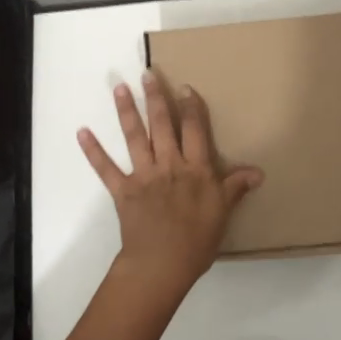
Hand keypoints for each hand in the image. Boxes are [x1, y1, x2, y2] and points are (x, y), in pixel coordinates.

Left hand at [77, 71, 262, 292]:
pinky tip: (82, 132)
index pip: (194, 130)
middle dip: (156, 98)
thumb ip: (236, 187)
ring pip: (135, 137)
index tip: (185, 87)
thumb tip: (258, 171)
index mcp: (196, 169)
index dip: (191, 107)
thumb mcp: (223, 213)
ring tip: (119, 88)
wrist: (161, 265)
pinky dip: (93, 150)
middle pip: (162, 125)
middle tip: (148, 74)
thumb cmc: (197, 241)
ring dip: (126, 111)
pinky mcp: (123, 191)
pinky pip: (105, 168)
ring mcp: (143, 176)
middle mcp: (169, 165)